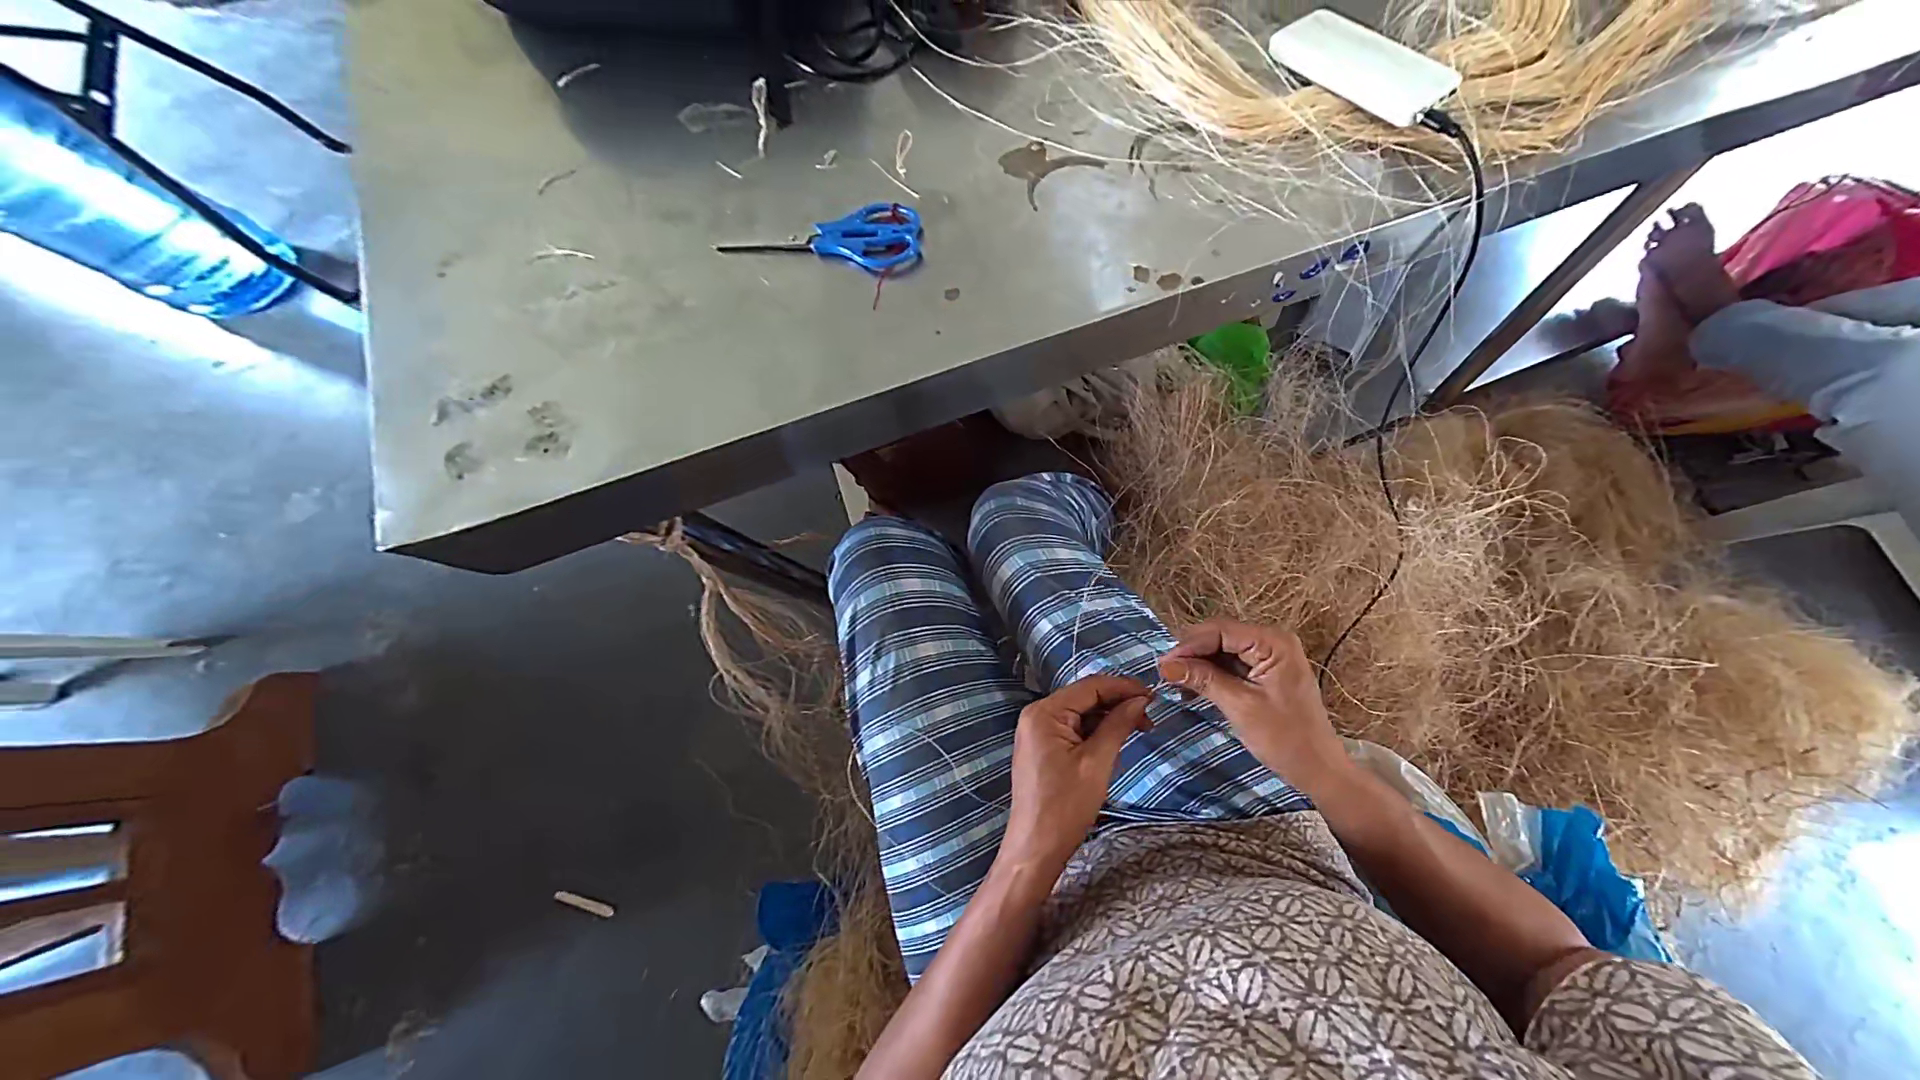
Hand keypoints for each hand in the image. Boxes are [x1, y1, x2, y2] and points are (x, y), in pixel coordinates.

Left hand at [1001, 674, 1152, 870]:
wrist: (1036, 847)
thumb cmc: (1065, 806)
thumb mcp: (1097, 762)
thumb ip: (1118, 725)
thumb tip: (1140, 699)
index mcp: (1044, 712)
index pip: (1089, 687)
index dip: (1123, 687)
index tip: (1154, 695)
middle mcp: (1036, 715)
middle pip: (1084, 698)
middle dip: (1117, 704)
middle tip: (1150, 718)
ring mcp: (1037, 731)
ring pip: (1081, 714)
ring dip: (1109, 719)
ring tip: (1138, 731)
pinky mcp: (1042, 747)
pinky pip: (1073, 730)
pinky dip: (1095, 733)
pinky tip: (1115, 745)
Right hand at [1157, 620, 1349, 792]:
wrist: (1317, 769)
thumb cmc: (1284, 737)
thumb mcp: (1239, 705)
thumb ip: (1203, 679)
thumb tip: (1165, 665)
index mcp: (1273, 642)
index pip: (1220, 631)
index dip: (1189, 645)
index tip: (1163, 665)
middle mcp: (1272, 641)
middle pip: (1219, 636)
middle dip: (1191, 654)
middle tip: (1166, 673)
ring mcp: (1269, 656)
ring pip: (1221, 649)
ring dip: (1198, 664)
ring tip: (1175, 682)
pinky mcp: (1265, 671)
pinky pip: (1230, 663)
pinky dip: (1210, 673)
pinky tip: (1192, 687)